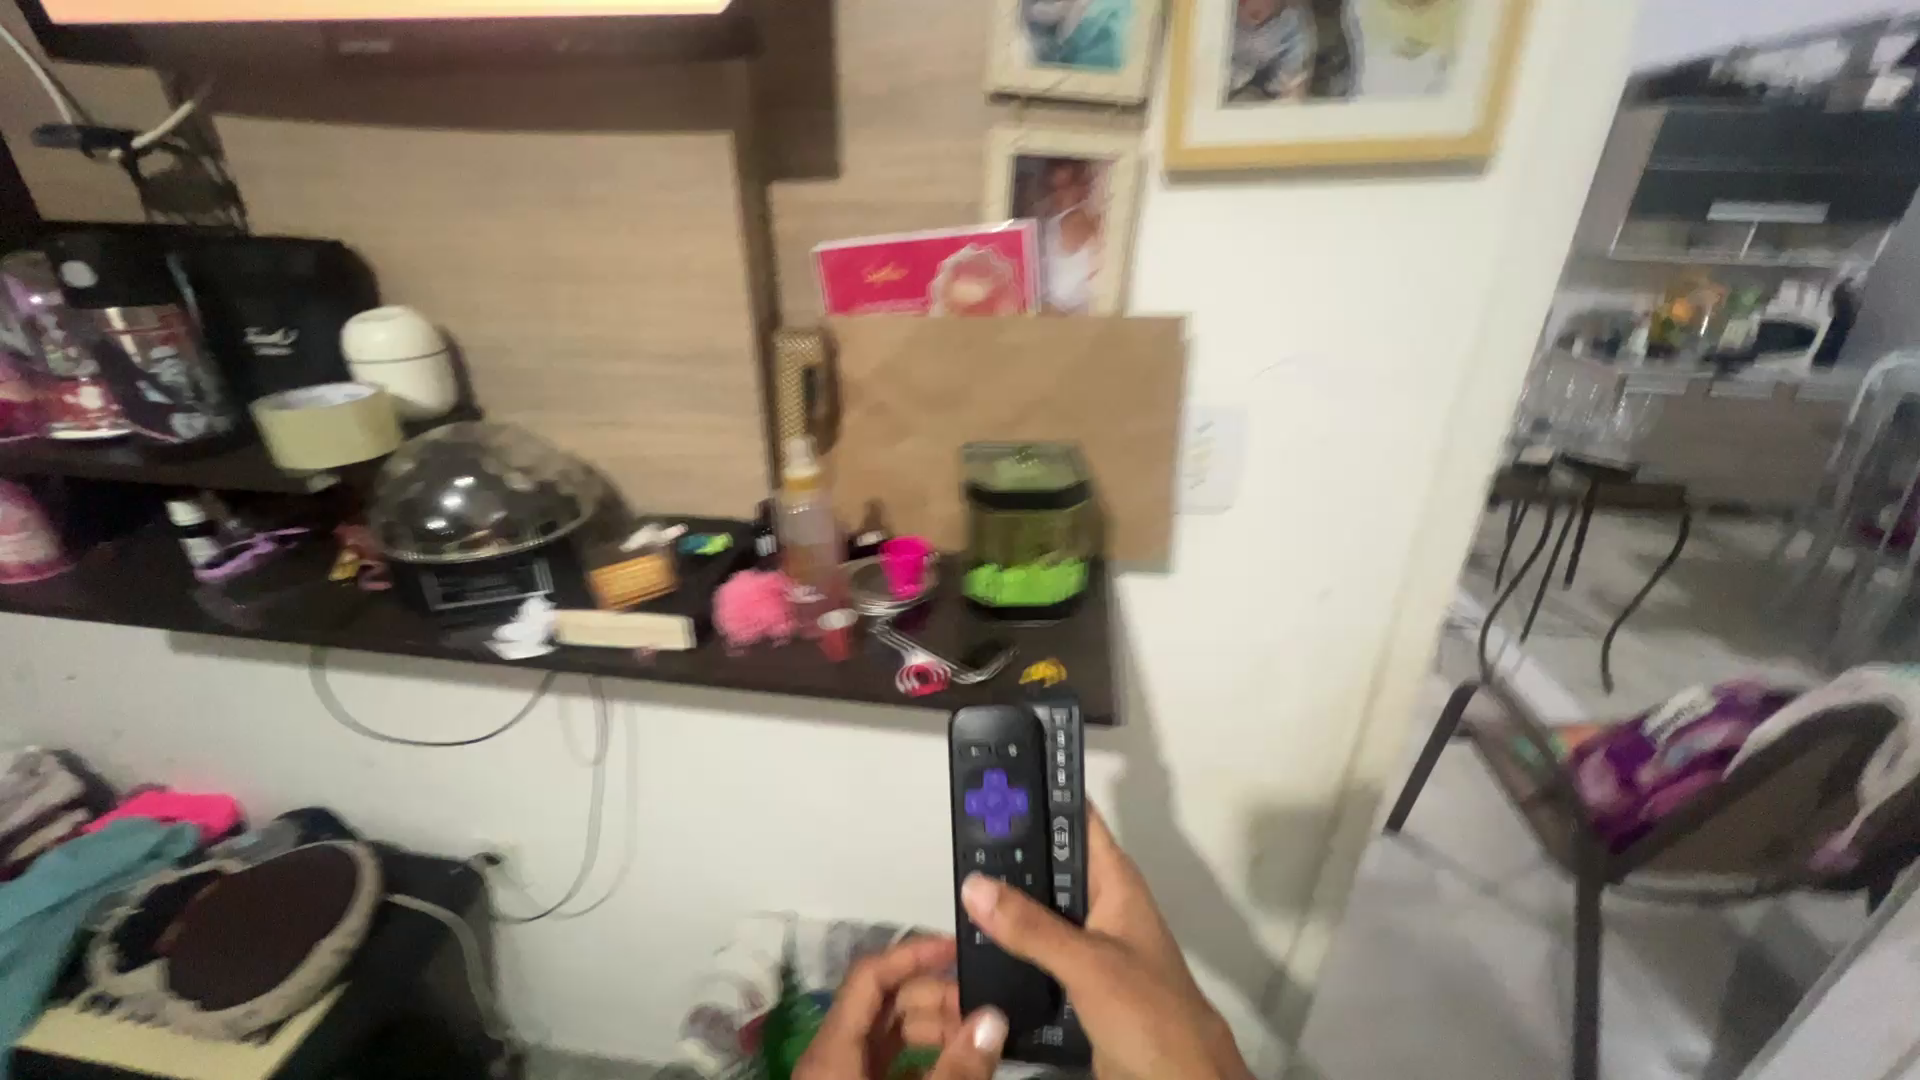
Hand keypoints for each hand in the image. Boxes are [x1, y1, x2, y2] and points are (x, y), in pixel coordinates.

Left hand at [793, 936, 1006, 1079]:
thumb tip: (994, 1019)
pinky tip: (958, 1065)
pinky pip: (890, 1065)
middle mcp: (832, 1055)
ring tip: (978, 1037)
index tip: (957, 947)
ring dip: (935, 1029)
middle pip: (886, 1002)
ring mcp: (842, 1078)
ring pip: (891, 1035)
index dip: (914, 953)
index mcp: (832, 1048)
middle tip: (982, 1007)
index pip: (871, 974)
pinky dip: (924, 1059)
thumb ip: (956, 1068)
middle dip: (936, 997)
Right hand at [960, 806, 1252, 1079]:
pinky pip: (1036, 946)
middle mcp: (1100, 902)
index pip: (1077, 818)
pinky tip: (977, 937)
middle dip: (1013, 849)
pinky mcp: (1075, 977)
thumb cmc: (1151, 1012)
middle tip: (964, 835)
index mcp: (1115, 881)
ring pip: (1040, 906)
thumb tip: (976, 885)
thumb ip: (1032, 926)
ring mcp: (1088, 940)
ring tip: (960, 880)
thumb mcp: (1088, 962)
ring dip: (1007, 899)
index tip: (998, 778)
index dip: (1043, 796)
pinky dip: (1010, 940)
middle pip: (1050, 862)